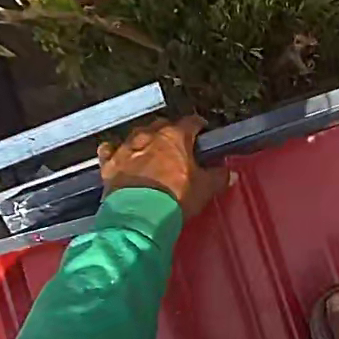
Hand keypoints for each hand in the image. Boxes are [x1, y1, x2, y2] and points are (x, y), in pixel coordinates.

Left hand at [97, 116, 230, 220]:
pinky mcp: (110, 163)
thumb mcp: (204, 188)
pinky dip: (115, 152)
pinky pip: (110, 150)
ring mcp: (126, 147)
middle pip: (162, 125)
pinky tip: (119, 157)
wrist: (139, 215)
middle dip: (170, 133)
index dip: (198, 126)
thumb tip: (229, 174)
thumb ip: (218, 177)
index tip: (201, 131)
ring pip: (136, 135)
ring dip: (144, 142)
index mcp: (175, 136)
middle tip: (177, 147)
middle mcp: (149, 135)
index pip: (191, 122)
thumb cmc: (174, 198)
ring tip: (150, 153)